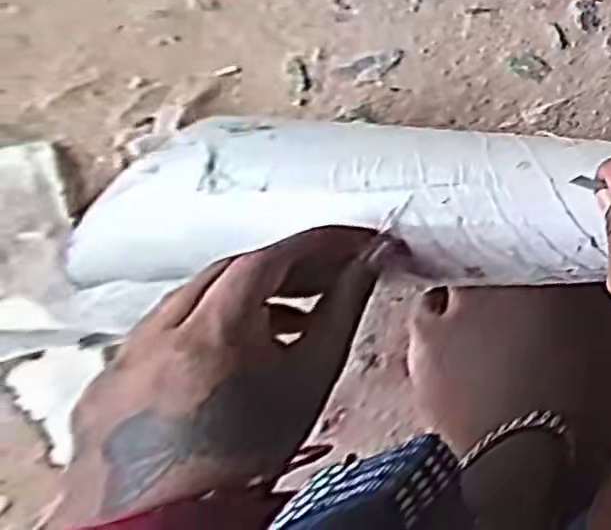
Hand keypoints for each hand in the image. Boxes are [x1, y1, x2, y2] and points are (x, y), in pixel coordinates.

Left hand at [56, 228, 396, 525]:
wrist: (173, 524)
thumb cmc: (246, 451)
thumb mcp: (317, 365)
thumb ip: (346, 301)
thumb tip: (369, 261)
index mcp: (210, 330)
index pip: (272, 256)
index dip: (323, 241)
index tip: (356, 242)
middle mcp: (155, 340)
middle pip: (231, 270)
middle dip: (290, 262)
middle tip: (333, 267)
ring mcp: (123, 366)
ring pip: (194, 298)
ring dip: (252, 290)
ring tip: (297, 309)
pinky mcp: (107, 390)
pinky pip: (163, 332)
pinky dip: (212, 321)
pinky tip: (246, 344)